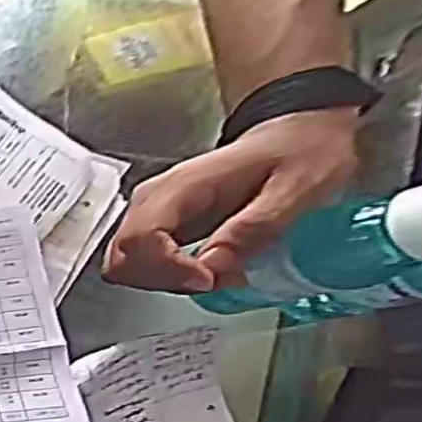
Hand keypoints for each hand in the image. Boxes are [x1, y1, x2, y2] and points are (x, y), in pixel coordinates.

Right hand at [102, 107, 358, 291]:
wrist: (296, 138)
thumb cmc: (299, 155)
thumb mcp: (296, 189)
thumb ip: (253, 229)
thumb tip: (212, 266)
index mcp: (179, 187)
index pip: (140, 238)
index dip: (166, 268)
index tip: (208, 279)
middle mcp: (151, 202)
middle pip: (122, 258)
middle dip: (163, 280)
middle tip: (213, 280)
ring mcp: (147, 216)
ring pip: (124, 266)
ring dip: (162, 282)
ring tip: (212, 276)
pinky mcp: (153, 229)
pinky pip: (138, 264)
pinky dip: (164, 278)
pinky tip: (199, 272)